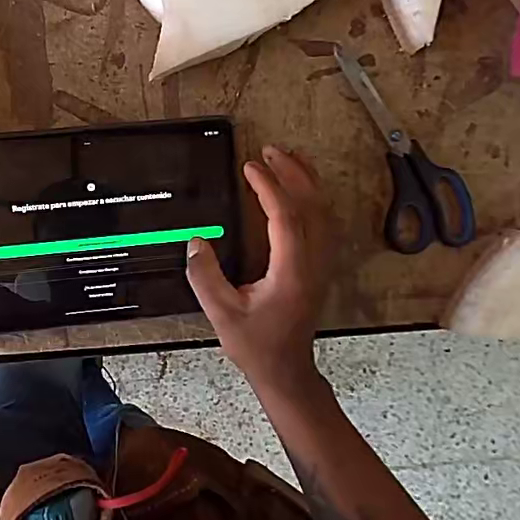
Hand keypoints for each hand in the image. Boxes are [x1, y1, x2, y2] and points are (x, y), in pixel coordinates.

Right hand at [186, 145, 333, 395]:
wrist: (286, 369)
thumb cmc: (257, 345)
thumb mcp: (222, 313)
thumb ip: (205, 276)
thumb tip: (196, 242)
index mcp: (291, 272)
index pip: (284, 217)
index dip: (268, 187)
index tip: (250, 166)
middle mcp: (312, 264)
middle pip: (311, 206)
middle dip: (292, 173)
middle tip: (270, 151)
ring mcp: (320, 265)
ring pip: (322, 212)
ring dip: (306, 182)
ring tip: (288, 159)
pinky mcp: (318, 267)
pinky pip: (322, 223)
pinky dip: (312, 199)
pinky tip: (300, 190)